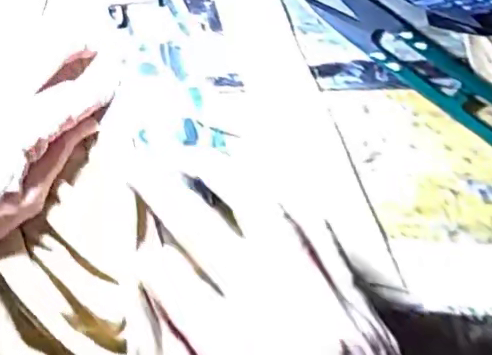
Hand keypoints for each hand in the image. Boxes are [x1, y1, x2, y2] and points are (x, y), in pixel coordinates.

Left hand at [0, 46, 114, 289]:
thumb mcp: (30, 195)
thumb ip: (59, 151)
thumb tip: (88, 121)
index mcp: (20, 126)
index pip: (69, 97)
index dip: (98, 84)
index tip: (122, 69)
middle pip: (39, 52)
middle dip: (72, 41)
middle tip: (102, 39)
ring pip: (13, 45)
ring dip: (45, 35)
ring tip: (71, 32)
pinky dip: (12, 41)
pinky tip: (26, 39)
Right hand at [132, 149, 396, 354]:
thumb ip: (179, 336)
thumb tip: (145, 280)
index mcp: (240, 346)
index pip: (162, 269)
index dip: (139, 255)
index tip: (132, 250)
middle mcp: (283, 312)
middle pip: (198, 220)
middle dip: (151, 181)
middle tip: (127, 158)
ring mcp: (330, 300)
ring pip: (260, 201)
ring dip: (211, 168)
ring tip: (182, 155)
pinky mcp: (364, 302)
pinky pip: (316, 225)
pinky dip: (276, 196)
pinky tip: (249, 185)